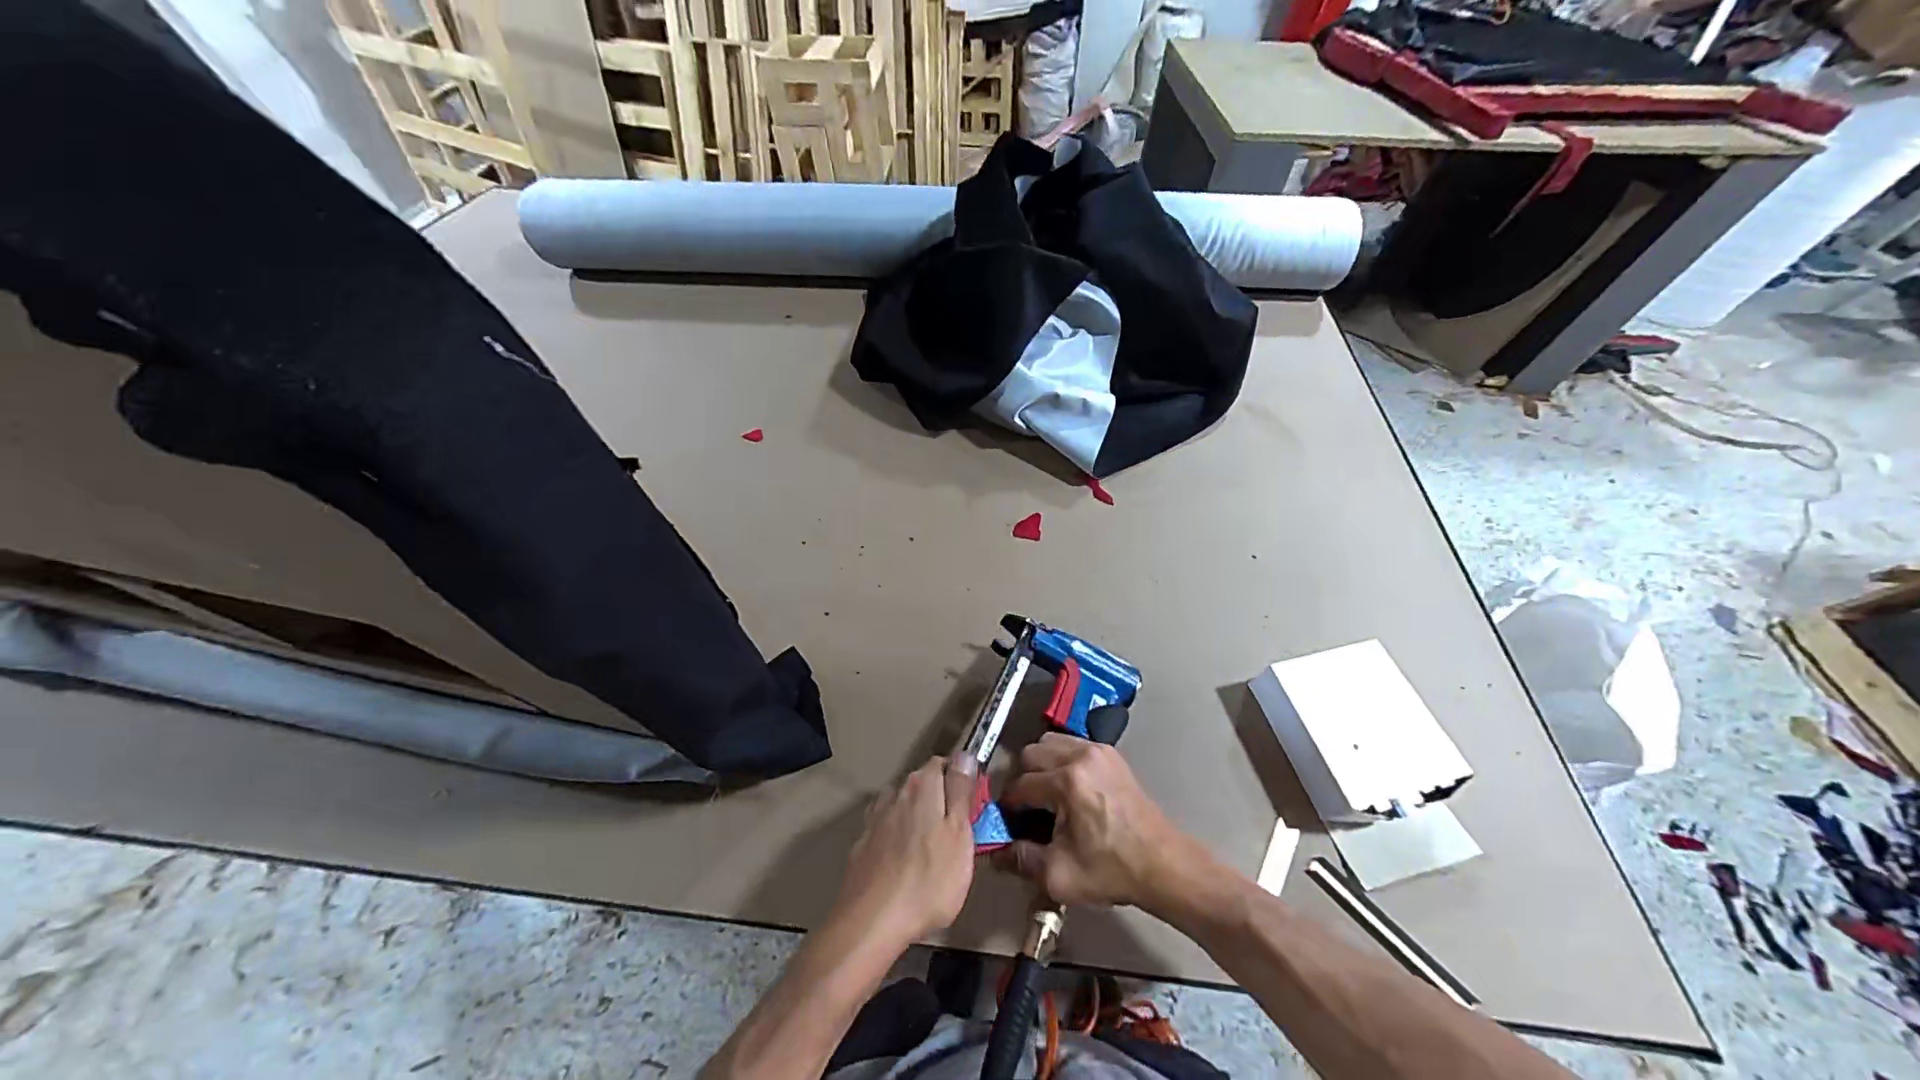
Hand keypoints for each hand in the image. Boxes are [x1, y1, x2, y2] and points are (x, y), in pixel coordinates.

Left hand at [835, 754, 978, 943]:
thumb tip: (965, 756)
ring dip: (915, 815)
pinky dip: (895, 835)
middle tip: (956, 831)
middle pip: (922, 783)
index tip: (972, 804)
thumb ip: (961, 792)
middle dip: (939, 797)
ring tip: (929, 846)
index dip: (960, 779)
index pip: (944, 763)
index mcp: (923, 787)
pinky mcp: (862, 843)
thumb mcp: (959, 835)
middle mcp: (896, 793)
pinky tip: (902, 857)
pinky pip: (885, 828)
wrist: (872, 920)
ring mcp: (875, 818)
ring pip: (901, 804)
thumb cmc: (928, 880)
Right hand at [994, 734, 1202, 912]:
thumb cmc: (1113, 870)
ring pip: (1050, 743)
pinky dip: (1062, 761)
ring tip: (1046, 796)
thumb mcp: (1058, 875)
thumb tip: (997, 852)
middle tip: (1026, 808)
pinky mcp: (1111, 755)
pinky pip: (1072, 745)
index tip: (1008, 822)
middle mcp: (1081, 757)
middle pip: (1030, 754)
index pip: (1019, 785)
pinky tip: (1067, 790)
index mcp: (1067, 782)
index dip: (1008, 806)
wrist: (1163, 865)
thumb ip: (1020, 859)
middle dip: (1022, 780)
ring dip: (1041, 766)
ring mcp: (1098, 752)